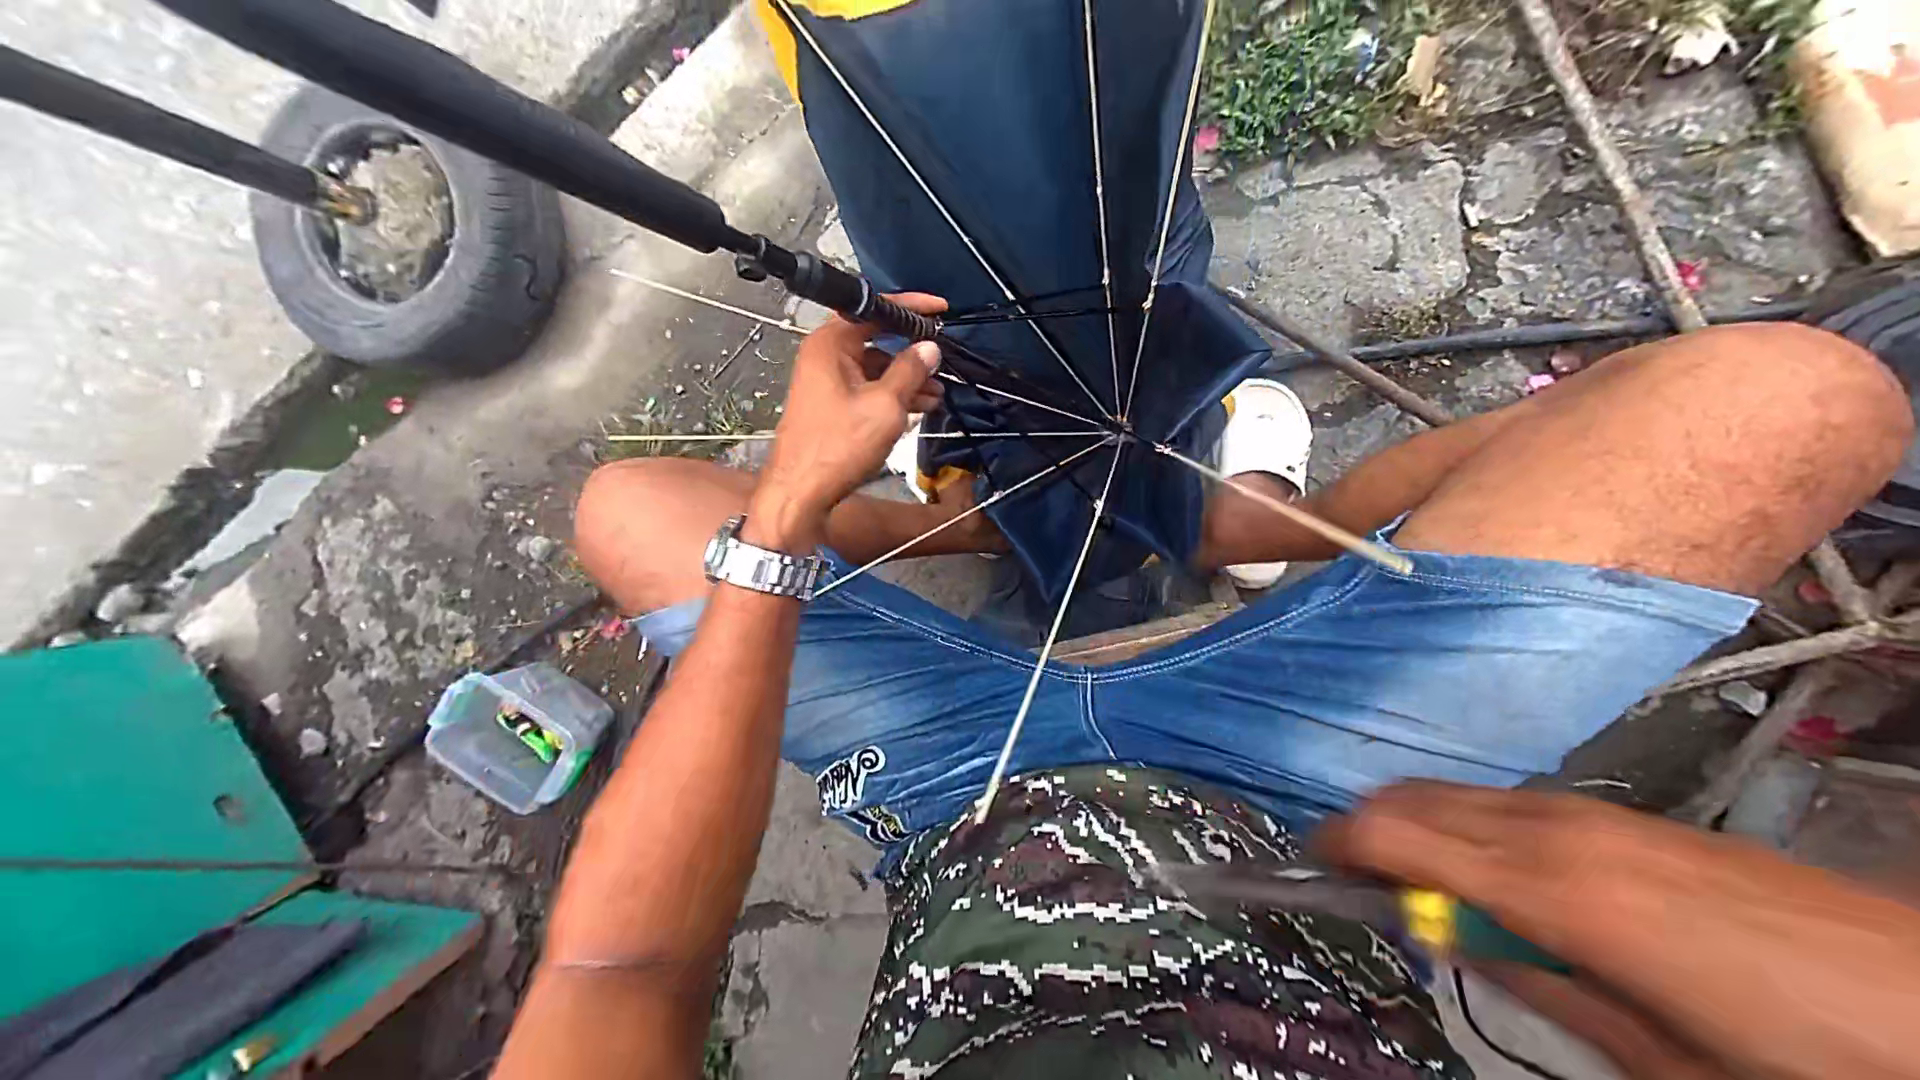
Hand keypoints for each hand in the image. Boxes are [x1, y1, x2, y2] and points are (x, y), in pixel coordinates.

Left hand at [747, 293, 945, 548]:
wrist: (801, 493)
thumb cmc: (833, 450)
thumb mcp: (885, 405)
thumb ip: (910, 371)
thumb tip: (928, 349)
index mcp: (830, 344)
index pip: (874, 309)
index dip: (911, 308)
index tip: (937, 310)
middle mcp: (824, 358)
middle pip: (876, 340)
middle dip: (912, 352)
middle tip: (939, 360)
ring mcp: (827, 383)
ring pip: (875, 368)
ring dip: (907, 379)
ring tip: (935, 392)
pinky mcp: (832, 406)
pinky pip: (868, 389)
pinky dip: (892, 396)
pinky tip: (917, 407)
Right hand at [1317, 781, 1919, 1079]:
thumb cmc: (1798, 1056)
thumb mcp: (1655, 1057)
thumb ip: (1532, 982)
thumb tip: (1444, 935)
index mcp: (1544, 887)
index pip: (1393, 834)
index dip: (1340, 845)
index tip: (1317, 871)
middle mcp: (1546, 826)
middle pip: (1408, 798)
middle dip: (1367, 831)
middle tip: (1365, 887)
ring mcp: (1581, 810)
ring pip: (1449, 793)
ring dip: (1415, 828)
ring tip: (1429, 887)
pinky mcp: (1612, 812)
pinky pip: (1498, 801)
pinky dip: (1463, 826)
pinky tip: (1499, 876)